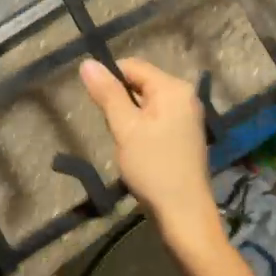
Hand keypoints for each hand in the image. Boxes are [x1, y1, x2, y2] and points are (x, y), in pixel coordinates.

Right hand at [78, 58, 221, 251]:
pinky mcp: (186, 134)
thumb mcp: (125, 128)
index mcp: (173, 87)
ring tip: (127, 143)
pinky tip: (139, 151)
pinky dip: (143, 128)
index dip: (110, 80)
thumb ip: (107, 94)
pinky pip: (158, 118)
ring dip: (130, 118)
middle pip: (141, 83)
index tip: (98, 106)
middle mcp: (185, 95)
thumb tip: (87, 62)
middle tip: (115, 130)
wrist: (184, 212)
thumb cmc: (153, 167)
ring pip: (147, 103)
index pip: (132, 66)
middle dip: (121, 102)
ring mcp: (188, 115)